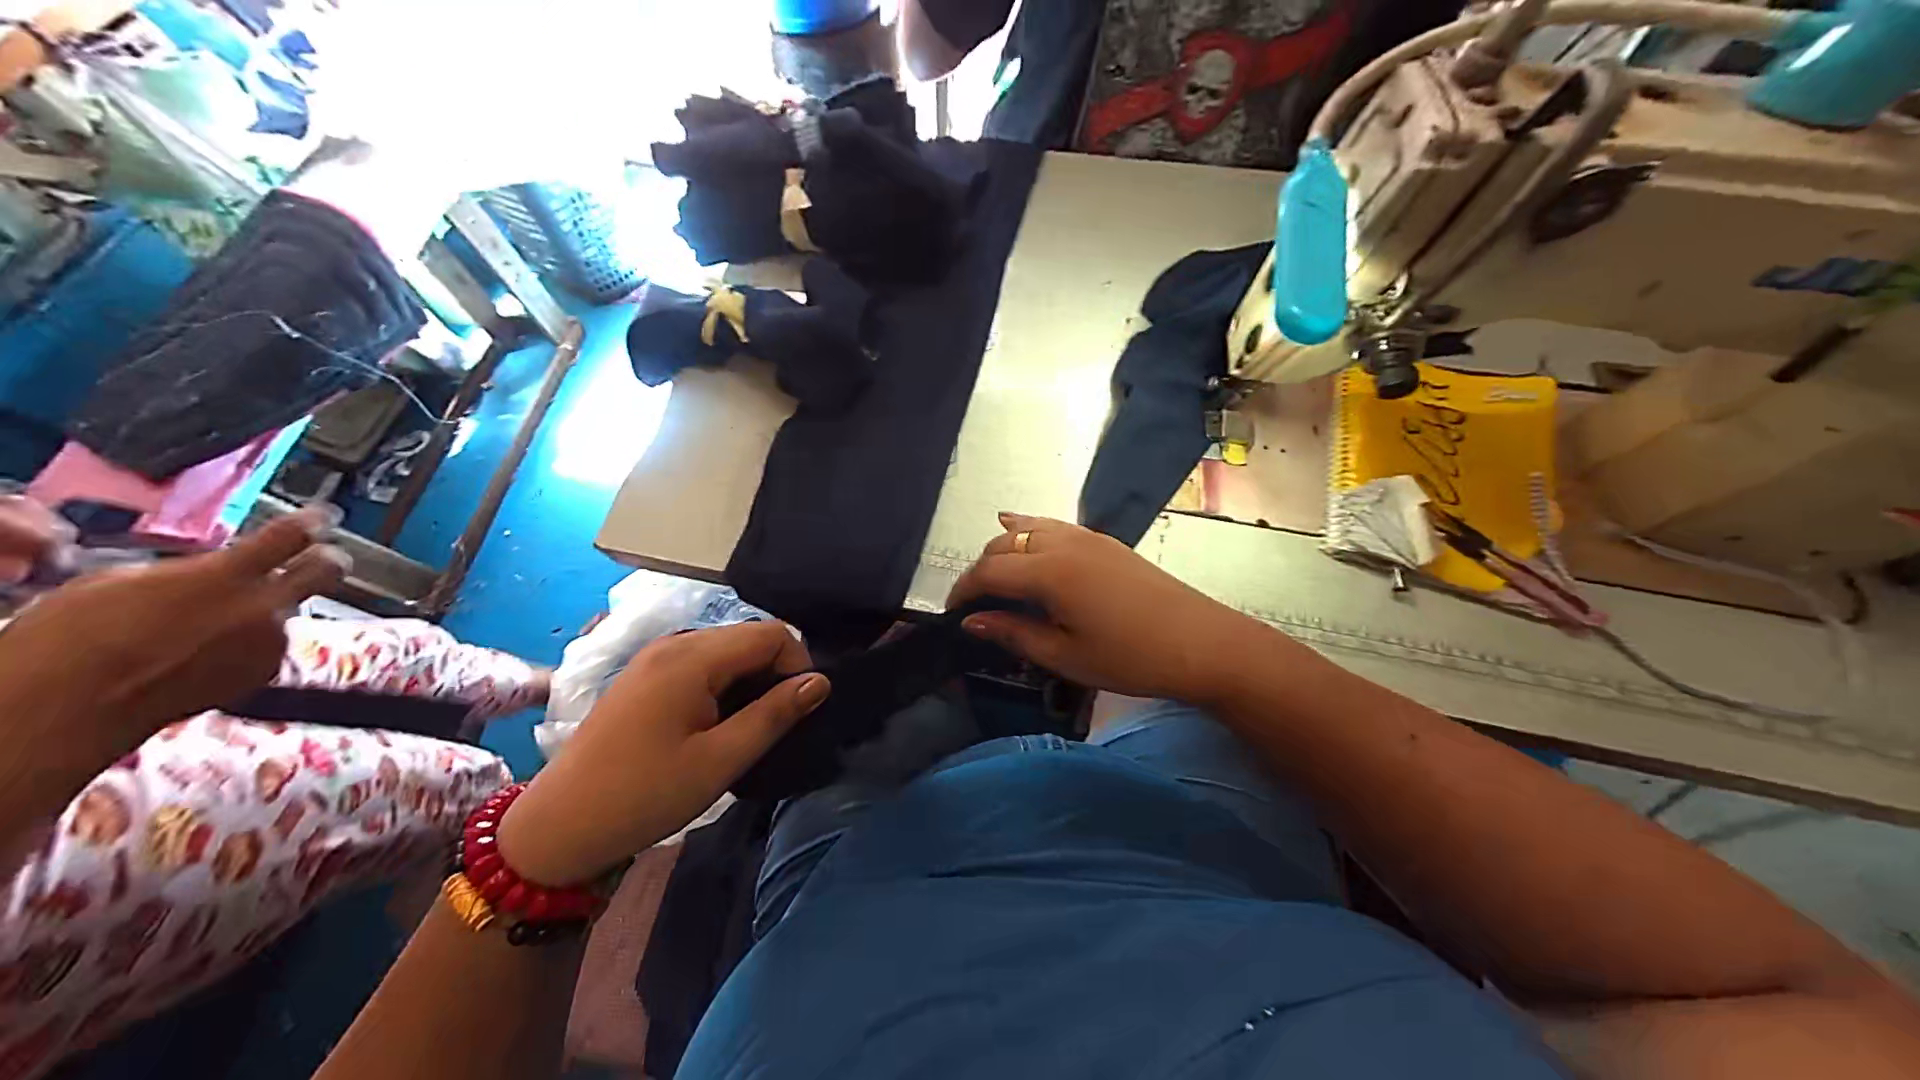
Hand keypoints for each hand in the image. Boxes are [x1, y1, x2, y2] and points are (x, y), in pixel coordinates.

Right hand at [0, 509, 348, 759]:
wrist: (69, 707)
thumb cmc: (73, 639)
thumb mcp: (125, 580)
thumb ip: (191, 569)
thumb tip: (215, 567)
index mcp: (226, 574)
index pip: (294, 534)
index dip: (314, 521)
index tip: (322, 516)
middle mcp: (262, 605)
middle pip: (328, 569)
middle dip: (328, 559)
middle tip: (319, 556)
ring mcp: (269, 640)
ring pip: (290, 611)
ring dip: (267, 611)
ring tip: (217, 622)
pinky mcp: (263, 670)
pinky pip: (268, 646)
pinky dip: (249, 644)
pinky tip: (209, 653)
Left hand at [497, 621, 828, 885]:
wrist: (557, 828)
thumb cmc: (644, 795)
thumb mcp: (720, 760)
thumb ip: (774, 714)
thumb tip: (819, 682)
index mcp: (691, 657)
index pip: (772, 634)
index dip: (797, 665)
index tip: (799, 712)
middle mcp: (673, 644)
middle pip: (748, 637)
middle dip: (775, 672)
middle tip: (777, 724)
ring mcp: (654, 658)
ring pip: (726, 650)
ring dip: (749, 680)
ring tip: (749, 727)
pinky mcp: (644, 676)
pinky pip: (700, 663)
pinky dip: (723, 684)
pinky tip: (716, 723)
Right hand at [948, 513, 1286, 706]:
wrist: (1202, 644)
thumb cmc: (1130, 658)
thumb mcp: (1065, 656)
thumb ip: (1014, 633)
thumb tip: (973, 621)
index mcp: (1049, 572)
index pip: (987, 571)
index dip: (963, 590)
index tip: (952, 613)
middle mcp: (1062, 543)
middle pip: (1003, 545)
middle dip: (980, 570)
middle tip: (975, 605)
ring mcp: (1086, 537)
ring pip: (1027, 529)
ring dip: (1003, 549)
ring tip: (994, 576)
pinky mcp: (1104, 541)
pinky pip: (1053, 526)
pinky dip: (1029, 529)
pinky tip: (1020, 531)